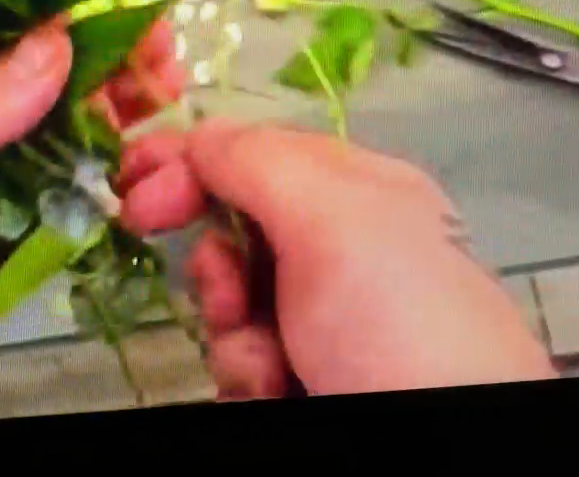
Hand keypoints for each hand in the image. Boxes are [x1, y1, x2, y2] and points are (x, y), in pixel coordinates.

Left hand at [0, 18, 186, 437]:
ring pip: (55, 146)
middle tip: (163, 63)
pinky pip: (56, 215)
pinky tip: (139, 180)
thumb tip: (60, 39)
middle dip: (100, 66)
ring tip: (164, 111)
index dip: (60, 11)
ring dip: (109, 126)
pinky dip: (98, 196)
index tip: (126, 6)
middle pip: (34, 85)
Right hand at [117, 120, 555, 398]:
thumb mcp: (330, 220)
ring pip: (233, 296)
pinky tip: (274, 387)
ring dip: (232, 327)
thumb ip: (256, 161)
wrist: (448, 450)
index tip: (130, 180)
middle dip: (214, 257)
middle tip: (217, 291)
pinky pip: (244, 351)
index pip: (253, 150)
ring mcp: (323, 314)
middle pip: (236, 225)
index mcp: (354, 188)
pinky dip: (246, 370)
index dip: (190, 158)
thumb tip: (198, 133)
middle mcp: (338, 245)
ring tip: (267, 361)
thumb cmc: (393, 319)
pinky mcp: (307, 370)